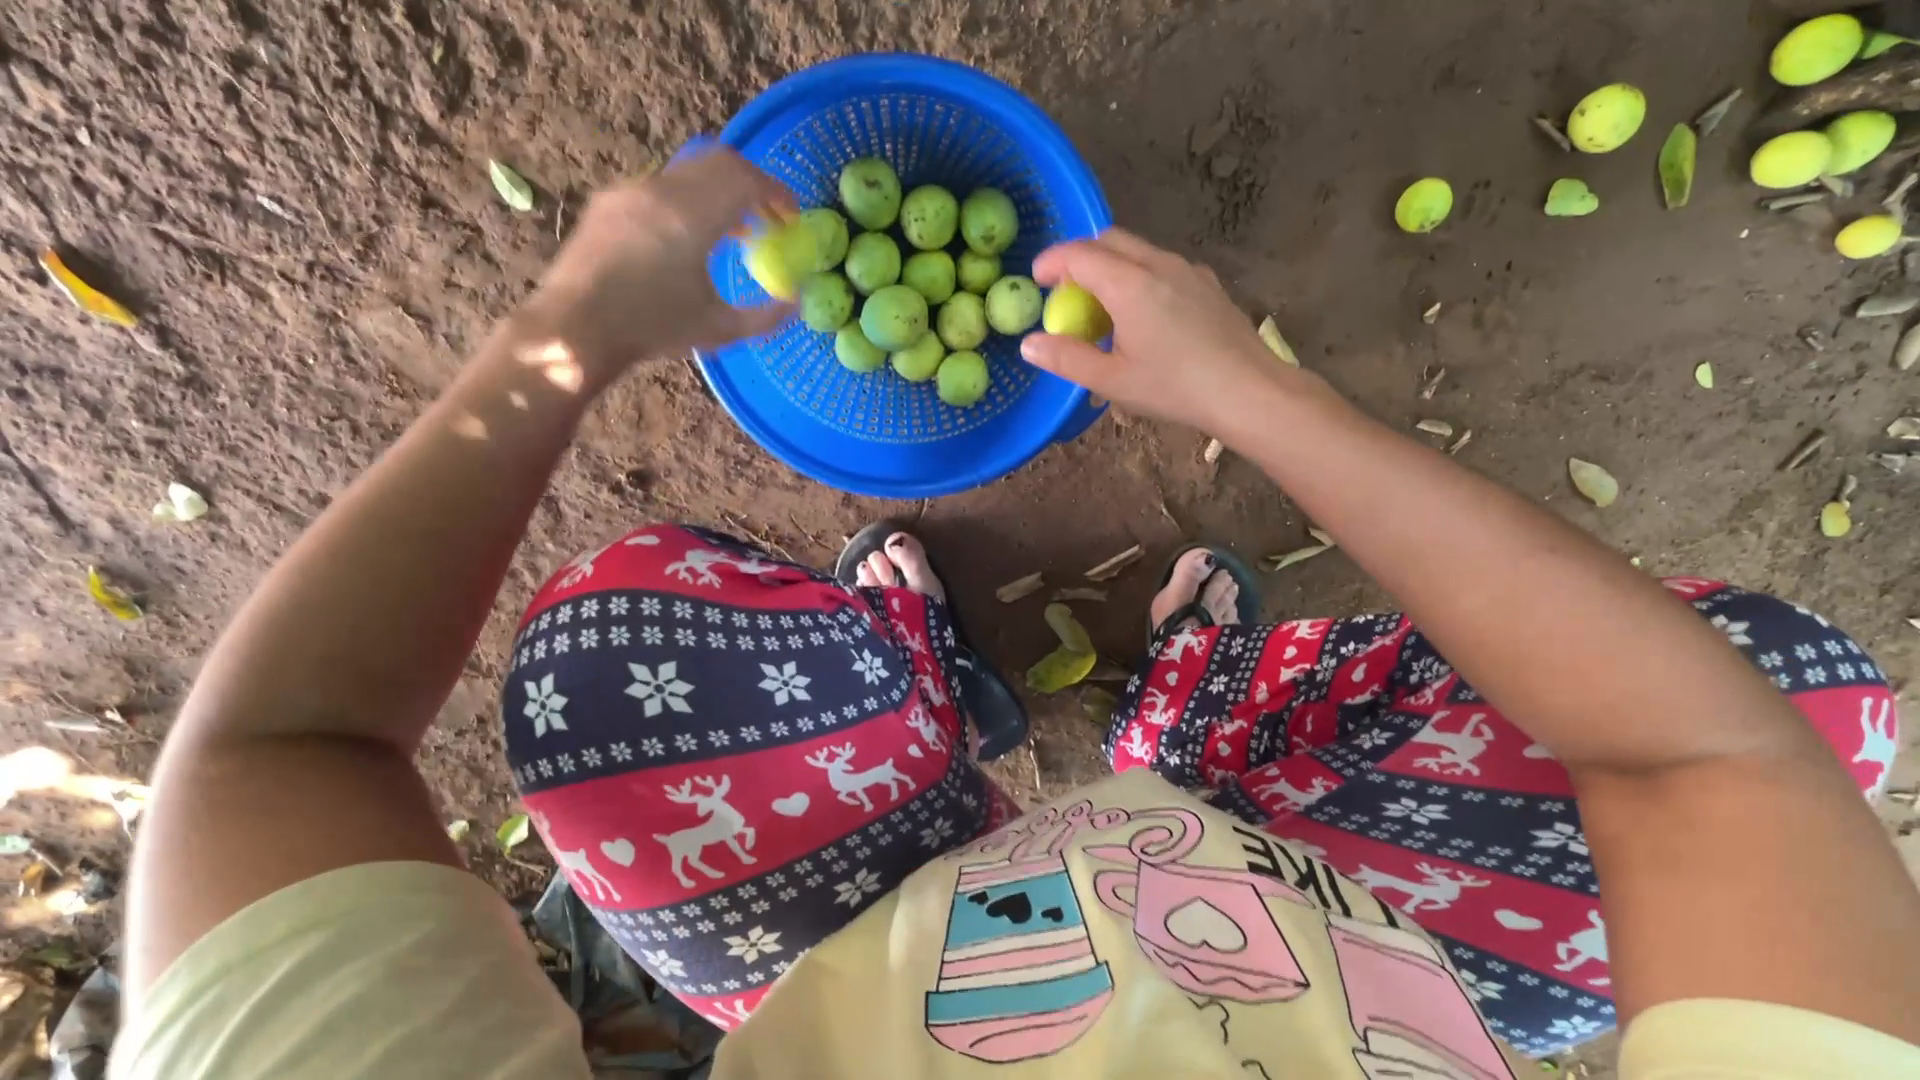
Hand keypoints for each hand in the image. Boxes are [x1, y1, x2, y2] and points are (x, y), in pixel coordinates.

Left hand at [519, 148, 792, 383]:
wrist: (573, 331)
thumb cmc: (651, 330)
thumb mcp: (719, 330)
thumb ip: (765, 317)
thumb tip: (795, 303)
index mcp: (692, 216)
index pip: (747, 180)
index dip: (777, 193)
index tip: (792, 216)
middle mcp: (661, 190)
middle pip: (721, 163)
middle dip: (753, 185)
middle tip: (769, 217)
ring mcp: (631, 191)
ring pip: (689, 172)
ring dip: (720, 192)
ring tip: (733, 231)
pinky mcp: (609, 202)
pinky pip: (661, 186)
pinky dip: (689, 200)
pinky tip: (689, 238)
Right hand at [1020, 229, 1298, 431]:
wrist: (1248, 390)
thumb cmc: (1175, 388)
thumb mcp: (1113, 381)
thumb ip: (1067, 359)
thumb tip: (1029, 345)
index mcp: (1130, 285)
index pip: (1080, 254)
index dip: (1052, 261)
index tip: (1035, 279)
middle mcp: (1158, 265)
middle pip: (1109, 240)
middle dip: (1080, 256)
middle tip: (1065, 289)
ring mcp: (1187, 271)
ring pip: (1138, 251)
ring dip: (1110, 265)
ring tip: (1101, 304)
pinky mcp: (1207, 284)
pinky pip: (1162, 265)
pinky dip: (1138, 275)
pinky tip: (1142, 313)